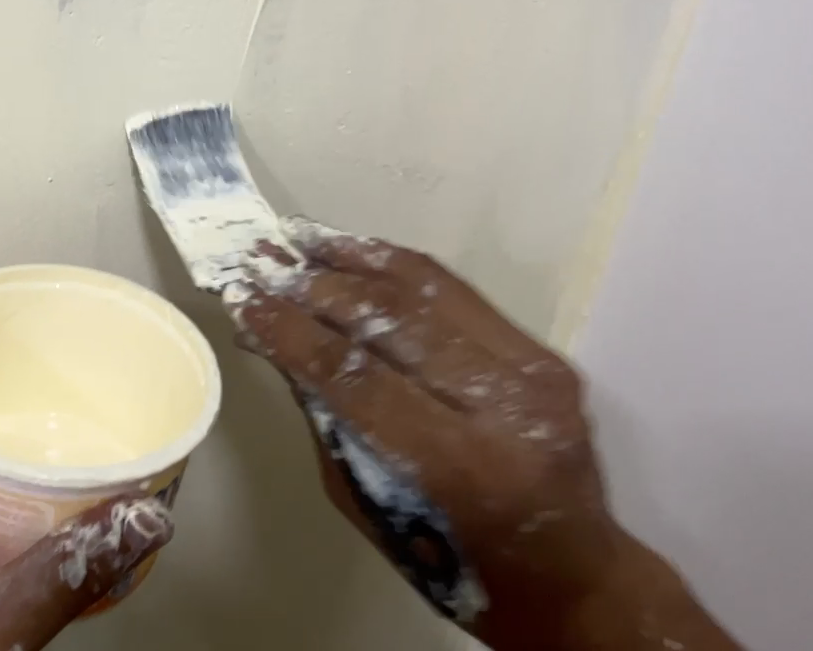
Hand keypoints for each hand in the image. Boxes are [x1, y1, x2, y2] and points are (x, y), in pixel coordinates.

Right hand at [231, 219, 740, 650]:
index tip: (241, 297)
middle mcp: (504, 411)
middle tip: (258, 259)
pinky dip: (391, 262)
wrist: (571, 575)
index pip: (354, 376)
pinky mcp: (541, 352)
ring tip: (296, 237)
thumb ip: (325, 414)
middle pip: (387, 322)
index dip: (290, 331)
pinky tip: (348, 248)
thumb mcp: (366, 497)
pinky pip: (453, 290)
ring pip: (422, 290)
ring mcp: (533, 372)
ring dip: (348, 259)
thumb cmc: (451, 560)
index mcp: (457, 467)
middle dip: (310, 285)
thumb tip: (275, 338)